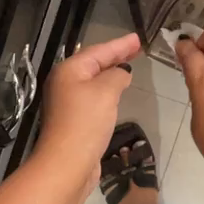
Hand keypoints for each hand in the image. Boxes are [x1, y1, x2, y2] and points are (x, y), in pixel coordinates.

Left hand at [33, 32, 140, 175]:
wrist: (67, 164)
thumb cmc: (85, 123)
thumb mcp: (106, 92)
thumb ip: (117, 76)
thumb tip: (121, 73)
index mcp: (69, 71)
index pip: (98, 51)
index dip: (120, 44)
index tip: (138, 39)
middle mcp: (65, 83)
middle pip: (94, 64)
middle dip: (116, 56)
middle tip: (137, 48)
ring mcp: (67, 102)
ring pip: (94, 81)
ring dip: (111, 73)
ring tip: (129, 65)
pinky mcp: (74, 120)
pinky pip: (94, 97)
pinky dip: (107, 91)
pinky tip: (117, 92)